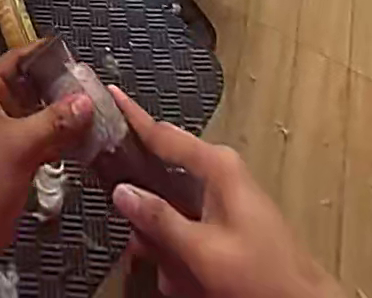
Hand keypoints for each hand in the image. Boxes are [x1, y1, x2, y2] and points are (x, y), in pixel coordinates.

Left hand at [0, 46, 94, 295]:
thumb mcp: (21, 143)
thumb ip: (55, 120)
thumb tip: (85, 101)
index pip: (18, 57)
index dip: (43, 52)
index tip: (72, 53)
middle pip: (32, 85)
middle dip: (59, 86)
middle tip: (90, 86)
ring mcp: (6, 132)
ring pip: (39, 112)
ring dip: (63, 114)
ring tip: (94, 112)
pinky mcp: (15, 156)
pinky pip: (42, 136)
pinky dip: (60, 137)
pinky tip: (83, 140)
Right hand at [108, 86, 344, 297]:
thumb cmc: (262, 275)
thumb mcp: (205, 251)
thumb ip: (160, 220)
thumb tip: (122, 191)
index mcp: (216, 164)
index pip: (162, 133)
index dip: (132, 114)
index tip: (109, 93)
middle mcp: (218, 170)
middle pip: (162, 176)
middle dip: (149, 215)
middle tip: (140, 244)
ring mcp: (222, 192)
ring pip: (172, 208)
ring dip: (166, 243)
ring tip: (175, 276)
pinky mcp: (225, 216)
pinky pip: (188, 224)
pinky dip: (181, 251)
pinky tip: (185, 280)